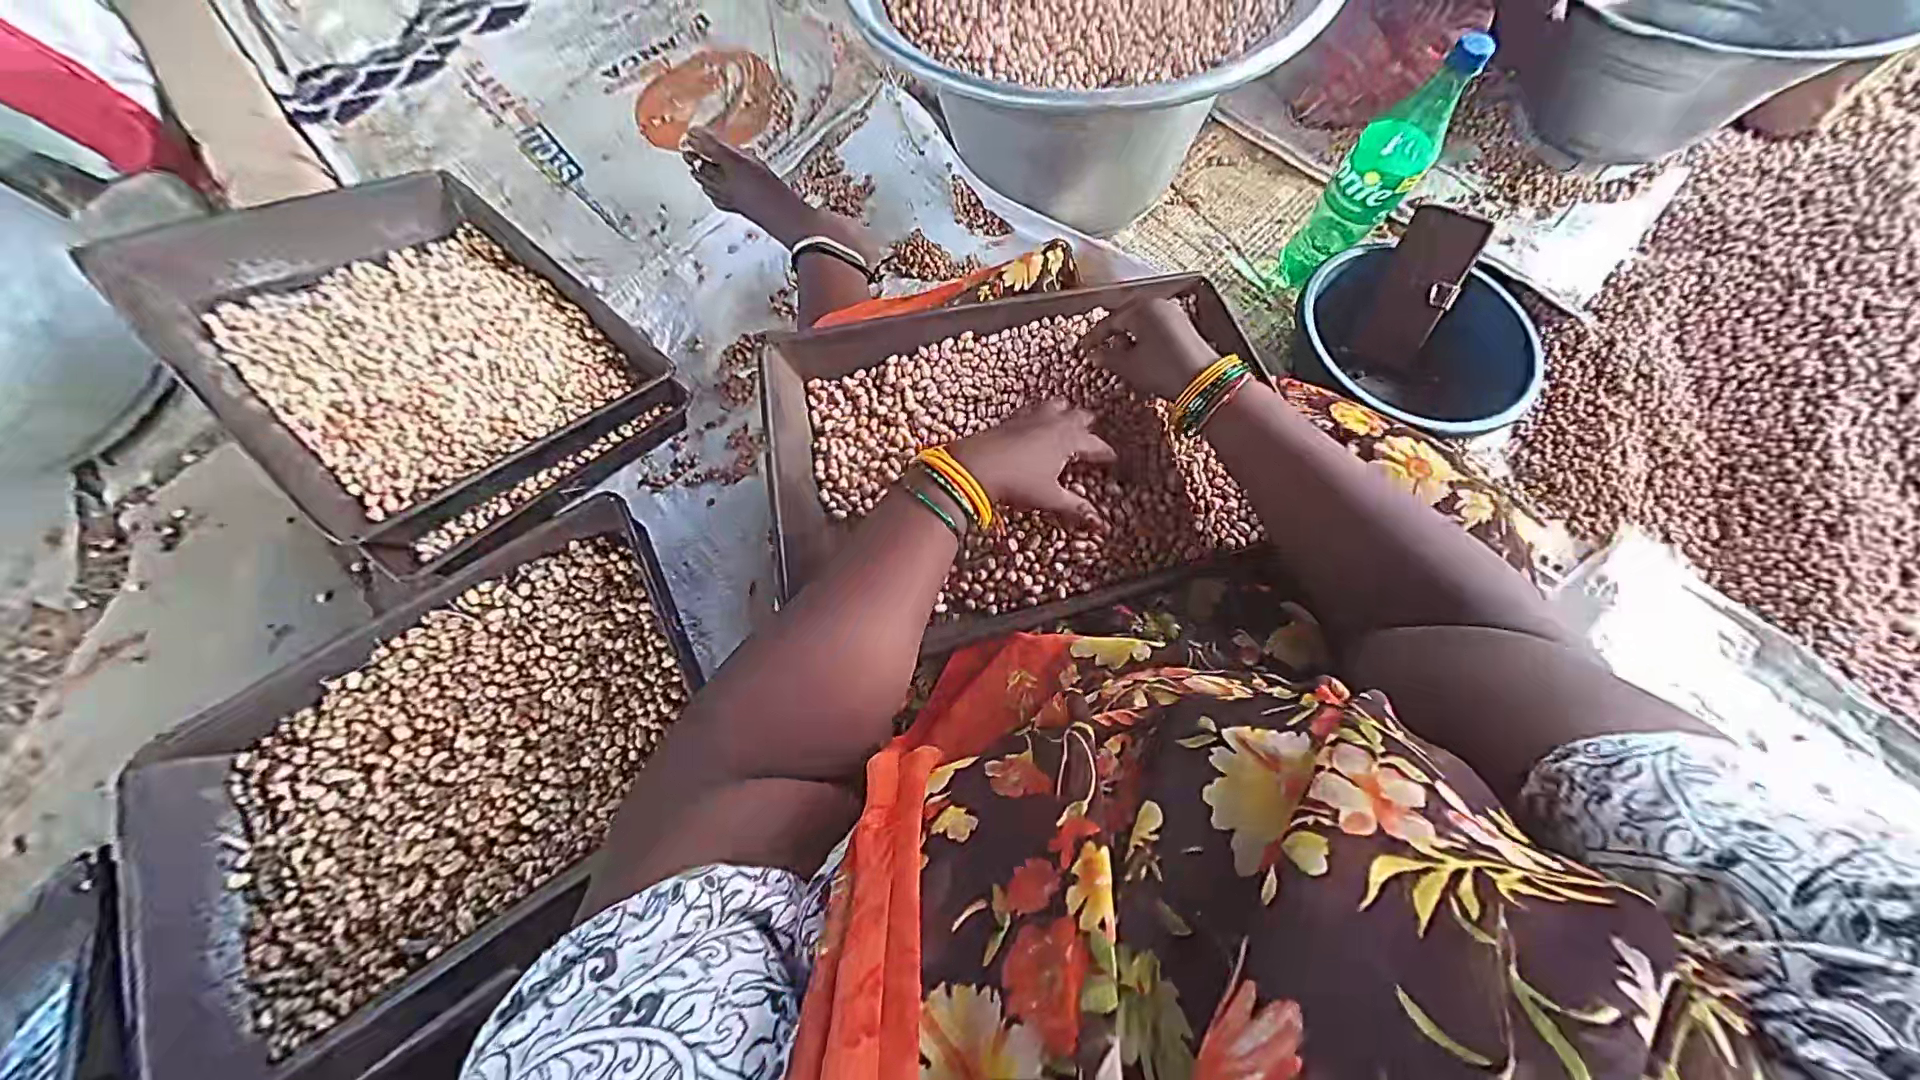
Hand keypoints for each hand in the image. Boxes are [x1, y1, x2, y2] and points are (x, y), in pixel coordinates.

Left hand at [948, 401, 1116, 530]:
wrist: (974, 466)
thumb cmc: (1017, 481)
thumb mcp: (1049, 497)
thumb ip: (1075, 507)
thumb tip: (1099, 522)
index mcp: (1068, 439)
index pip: (1095, 444)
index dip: (1105, 452)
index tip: (1112, 458)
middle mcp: (1052, 422)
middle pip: (1077, 417)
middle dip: (1087, 425)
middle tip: (1092, 433)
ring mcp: (1030, 417)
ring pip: (1055, 406)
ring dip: (1064, 411)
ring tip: (1068, 417)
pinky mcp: (1010, 419)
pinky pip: (1033, 411)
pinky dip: (1041, 414)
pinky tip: (1035, 423)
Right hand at [1077, 296, 1220, 400]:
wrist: (1202, 380)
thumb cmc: (1162, 369)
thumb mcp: (1128, 366)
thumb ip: (1107, 357)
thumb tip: (1094, 354)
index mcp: (1140, 309)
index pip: (1110, 321)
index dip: (1095, 336)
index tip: (1084, 347)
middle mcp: (1157, 304)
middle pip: (1127, 315)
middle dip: (1113, 331)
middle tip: (1100, 346)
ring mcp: (1173, 313)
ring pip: (1142, 319)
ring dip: (1129, 333)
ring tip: (1120, 352)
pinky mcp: (1183, 324)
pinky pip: (1156, 324)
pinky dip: (1144, 335)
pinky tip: (1140, 351)